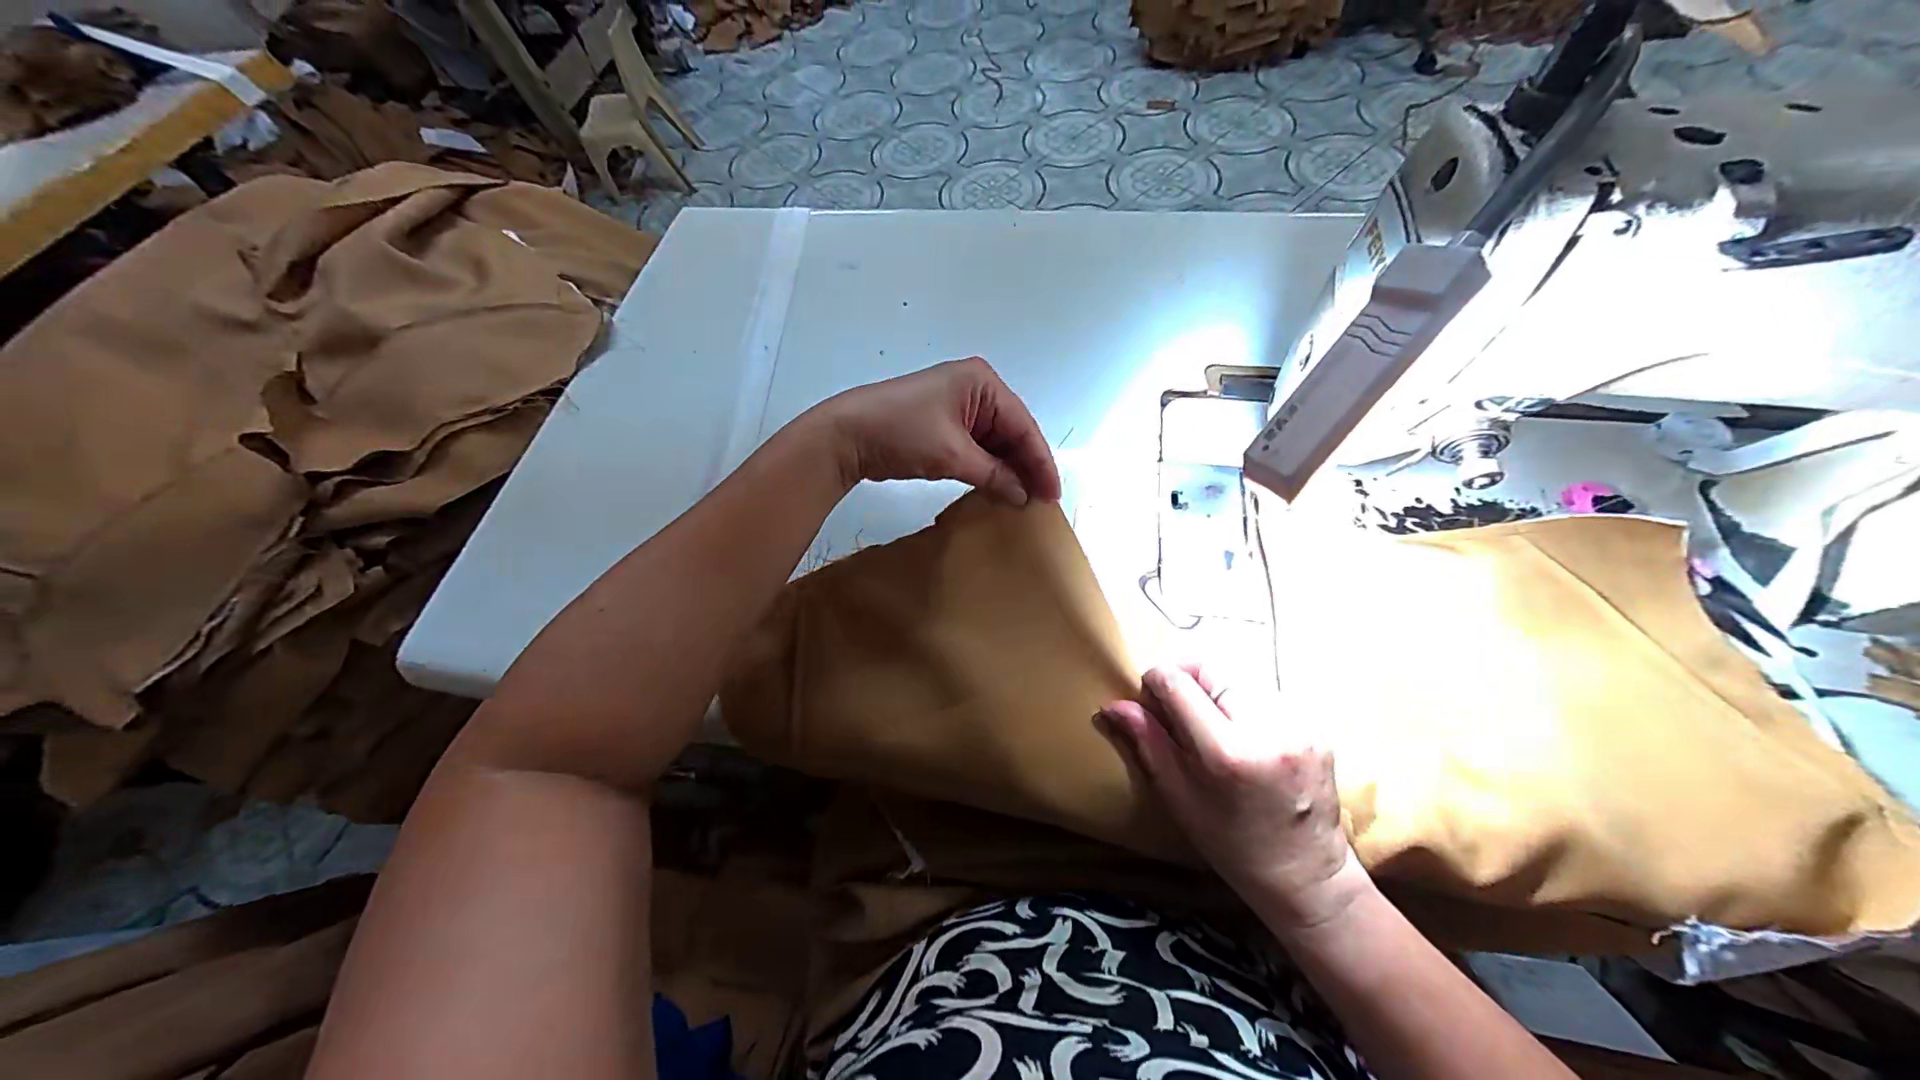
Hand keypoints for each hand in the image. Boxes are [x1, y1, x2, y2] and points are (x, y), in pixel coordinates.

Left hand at [810, 357, 1061, 504]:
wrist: (846, 436)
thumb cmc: (901, 433)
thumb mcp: (952, 455)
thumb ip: (993, 475)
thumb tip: (1022, 496)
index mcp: (982, 382)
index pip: (1023, 425)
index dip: (1040, 462)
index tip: (1052, 494)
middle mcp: (975, 390)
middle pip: (1012, 433)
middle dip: (1026, 467)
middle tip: (1042, 502)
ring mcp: (959, 408)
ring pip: (995, 443)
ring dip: (1008, 471)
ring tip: (1025, 501)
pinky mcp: (944, 427)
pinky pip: (977, 449)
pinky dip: (988, 470)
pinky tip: (999, 491)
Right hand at [1098, 665, 1370, 930]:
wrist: (1304, 873)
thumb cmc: (1230, 842)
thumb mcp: (1178, 795)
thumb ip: (1147, 740)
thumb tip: (1112, 704)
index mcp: (1228, 752)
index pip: (1178, 681)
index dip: (1155, 680)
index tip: (1148, 698)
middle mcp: (1268, 728)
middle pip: (1211, 669)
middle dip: (1187, 681)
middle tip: (1177, 711)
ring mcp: (1298, 724)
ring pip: (1238, 675)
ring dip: (1216, 689)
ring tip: (1210, 725)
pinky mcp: (1315, 725)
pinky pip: (1264, 692)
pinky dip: (1243, 703)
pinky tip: (1242, 734)